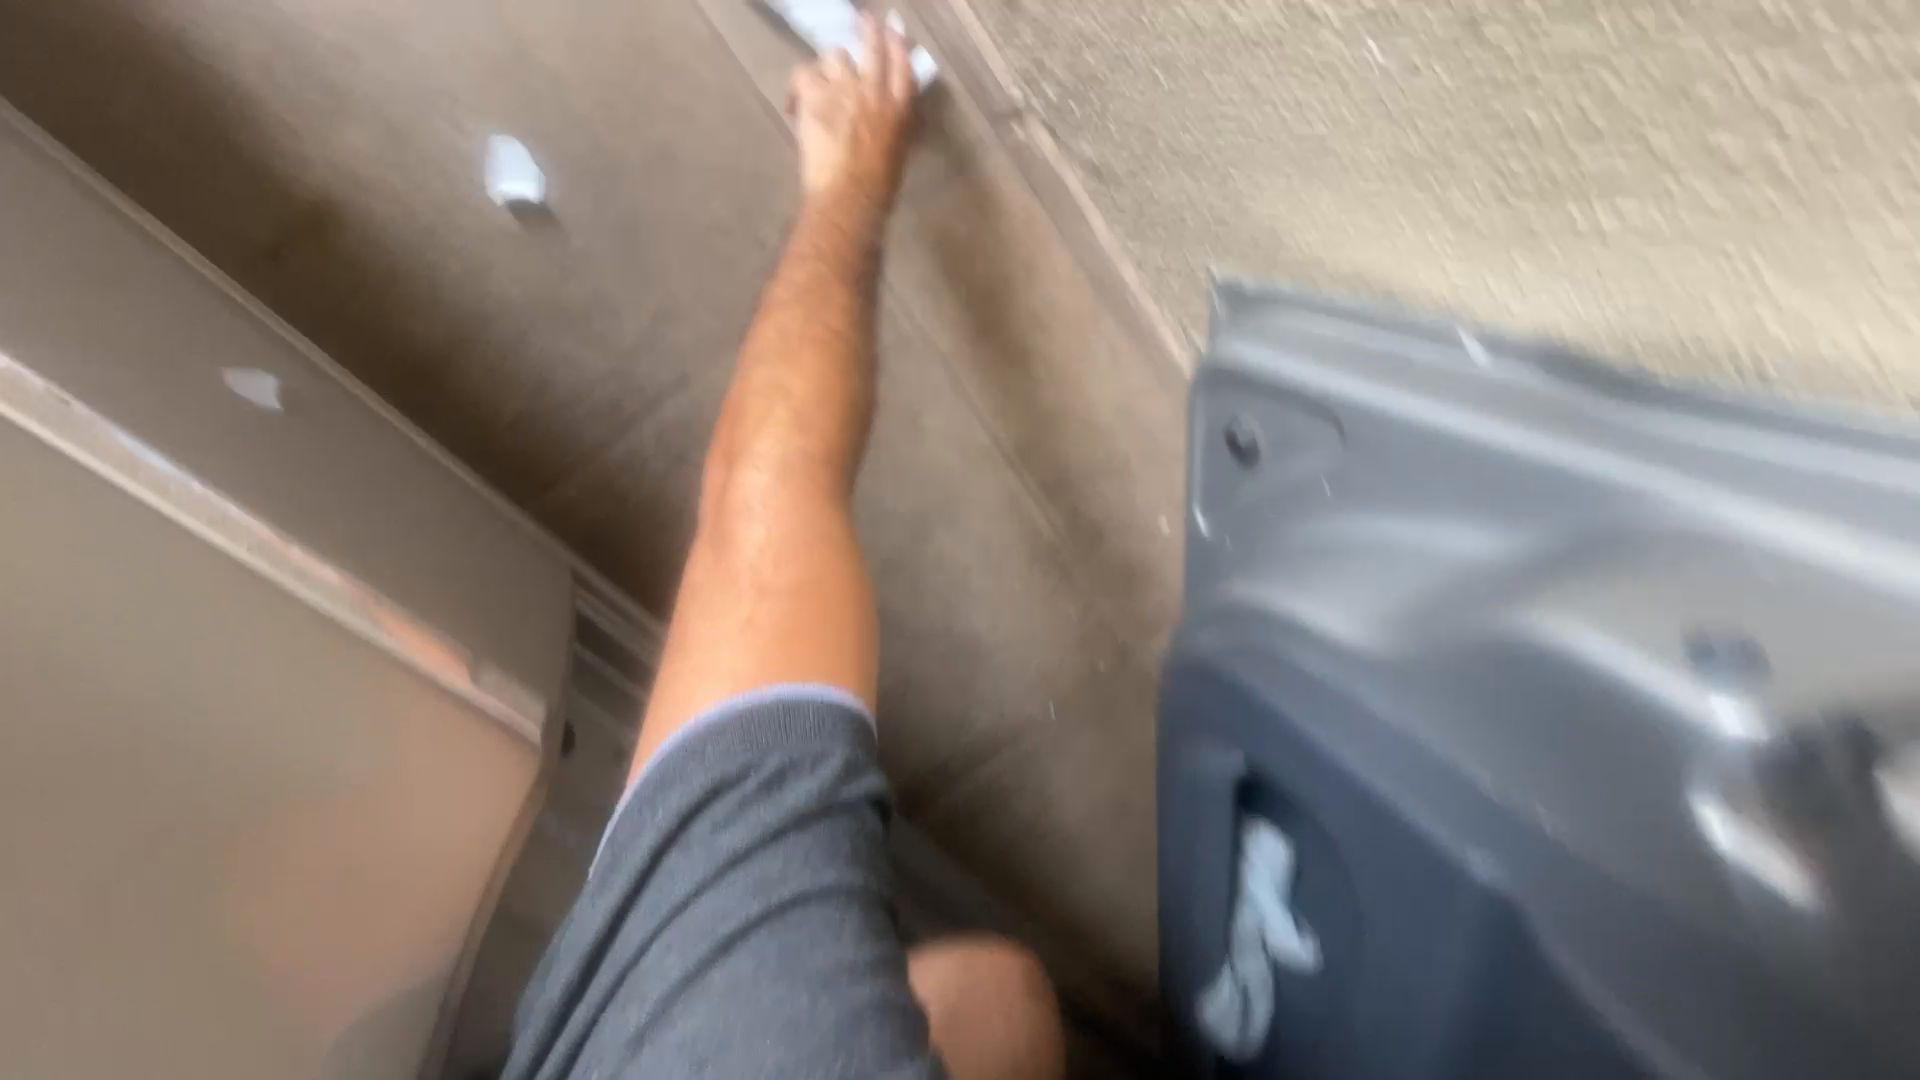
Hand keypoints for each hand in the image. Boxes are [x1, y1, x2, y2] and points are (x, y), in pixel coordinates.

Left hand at [784, 12, 917, 206]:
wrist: (848, 198)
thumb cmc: (877, 192)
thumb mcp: (896, 158)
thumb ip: (893, 132)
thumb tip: (887, 125)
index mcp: (899, 111)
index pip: (903, 65)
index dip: (897, 44)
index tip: (894, 31)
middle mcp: (874, 91)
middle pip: (872, 46)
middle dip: (869, 32)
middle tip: (865, 22)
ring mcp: (845, 90)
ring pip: (835, 56)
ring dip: (829, 68)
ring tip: (822, 85)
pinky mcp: (817, 96)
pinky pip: (804, 74)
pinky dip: (798, 88)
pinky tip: (795, 105)